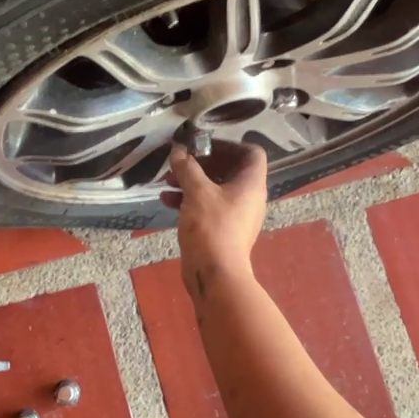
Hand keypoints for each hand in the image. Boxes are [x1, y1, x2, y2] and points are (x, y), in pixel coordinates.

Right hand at [163, 140, 267, 290]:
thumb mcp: (197, 191)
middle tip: (180, 162)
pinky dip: (190, 200)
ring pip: (215, 189)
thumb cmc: (211, 226)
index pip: (251, 153)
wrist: (215, 273)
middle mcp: (248, 197)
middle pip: (229, 170)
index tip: (204, 146)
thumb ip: (187, 167)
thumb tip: (178, 151)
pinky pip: (208, 207)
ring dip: (192, 181)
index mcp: (251, 184)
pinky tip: (167, 201)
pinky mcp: (223, 230)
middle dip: (202, 164)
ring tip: (167, 180)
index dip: (229, 145)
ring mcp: (236, 216)